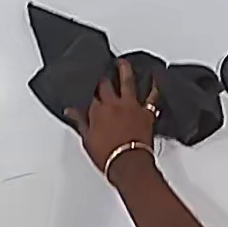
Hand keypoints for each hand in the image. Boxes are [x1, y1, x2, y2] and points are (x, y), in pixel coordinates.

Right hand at [64, 58, 159, 178]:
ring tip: (123, 62)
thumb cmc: (108, 156)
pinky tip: (157, 77)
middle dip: (104, 74)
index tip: (87, 79)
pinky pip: (153, 97)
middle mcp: (114, 104)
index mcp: (97, 110)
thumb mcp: (87, 139)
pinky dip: (156, 86)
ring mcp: (131, 106)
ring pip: (128, 82)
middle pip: (106, 83)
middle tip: (104, 66)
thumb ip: (80, 121)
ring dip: (125, 70)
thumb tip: (70, 110)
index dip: (88, 85)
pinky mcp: (146, 113)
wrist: (128, 165)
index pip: (90, 92)